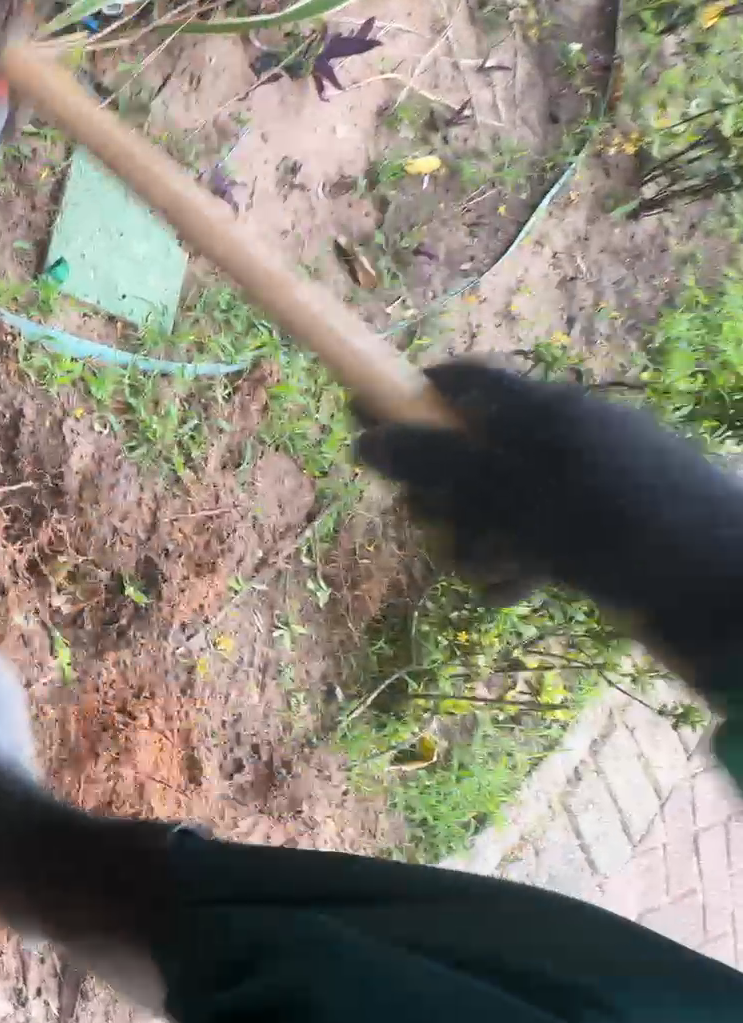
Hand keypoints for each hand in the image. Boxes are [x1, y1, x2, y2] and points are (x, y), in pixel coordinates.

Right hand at [356, 361, 742, 676]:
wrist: (733, 595)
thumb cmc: (616, 529)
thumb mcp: (505, 493)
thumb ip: (430, 464)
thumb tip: (362, 439)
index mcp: (545, 412)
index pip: (457, 383)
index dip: (402, 397)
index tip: (362, 421)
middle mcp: (559, 438)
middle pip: (458, 451)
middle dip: (434, 495)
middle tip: (434, 523)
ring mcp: (578, 483)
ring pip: (484, 502)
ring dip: (468, 539)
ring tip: (490, 570)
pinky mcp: (594, 526)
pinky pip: (521, 533)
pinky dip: (508, 560)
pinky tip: (518, 586)